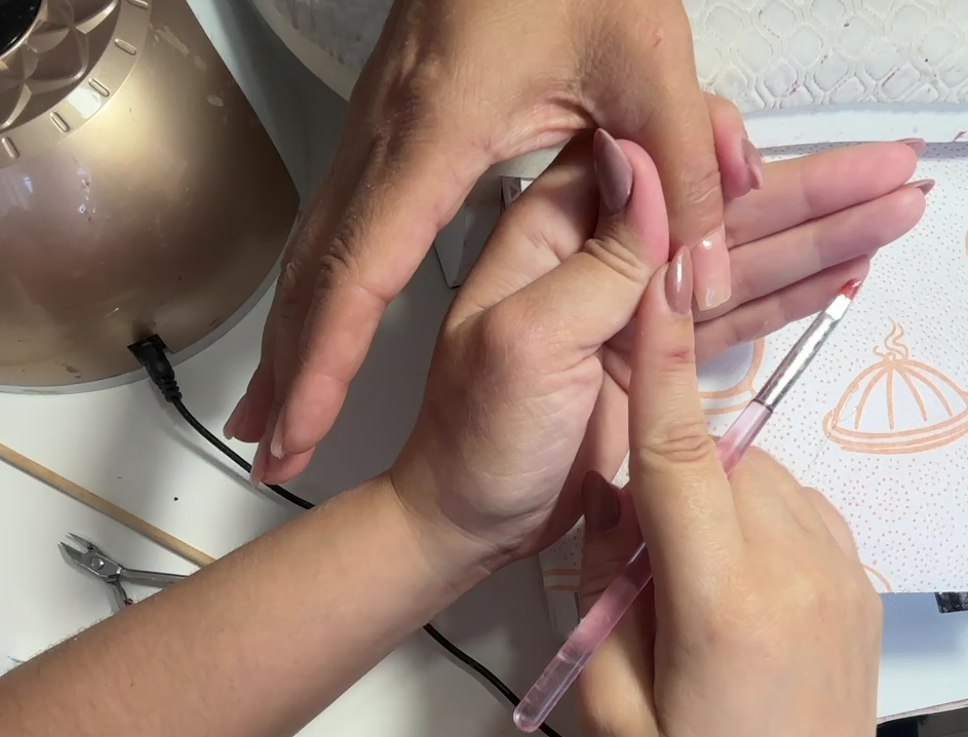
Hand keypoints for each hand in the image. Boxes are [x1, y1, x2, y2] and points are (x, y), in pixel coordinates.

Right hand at [231, 0, 759, 483]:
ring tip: (270, 410)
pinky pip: (328, 231)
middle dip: (285, 372)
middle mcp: (380, 146)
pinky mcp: (381, 138)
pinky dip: (312, 296)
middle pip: (312, 277)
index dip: (324, 364)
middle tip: (267, 446)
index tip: (296, 431)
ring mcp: (371, 140)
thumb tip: (700, 281)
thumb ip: (680, 173)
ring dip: (288, 339)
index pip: (360, 274)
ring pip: (309, 255)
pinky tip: (312, 327)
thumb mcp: (646, 60)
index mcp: (433, 140)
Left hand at [389, 134, 926, 569]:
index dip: (715, 154)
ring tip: (900, 213)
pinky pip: (731, 320)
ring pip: (734, 263)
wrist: (475, 518)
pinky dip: (787, 299)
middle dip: (803, 192)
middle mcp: (597, 261)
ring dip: (815, 239)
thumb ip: (597, 264)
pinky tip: (845, 273)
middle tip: (896, 173)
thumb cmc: (482, 437)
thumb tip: (651, 169)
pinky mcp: (657, 362)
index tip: (778, 167)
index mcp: (550, 237)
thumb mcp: (529, 343)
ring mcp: (632, 314)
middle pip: (709, 209)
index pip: (645, 161)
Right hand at [573, 263, 890, 736]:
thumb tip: (613, 500)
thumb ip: (605, 590)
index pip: (683, 453)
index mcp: (725, 604)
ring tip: (677, 568)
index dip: (664, 361)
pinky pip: (791, 505)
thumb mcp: (612, 707)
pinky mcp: (861, 580)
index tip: (656, 274)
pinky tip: (726, 575)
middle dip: (667, 452)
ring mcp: (843, 569)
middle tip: (629, 525)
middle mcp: (799, 566)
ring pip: (759, 473)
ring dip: (708, 486)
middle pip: (722, 452)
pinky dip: (747, 510)